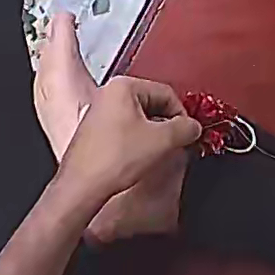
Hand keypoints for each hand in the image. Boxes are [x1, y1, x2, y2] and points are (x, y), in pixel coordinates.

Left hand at [56, 77, 200, 206]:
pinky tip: (138, 158)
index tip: (187, 131)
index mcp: (123, 87)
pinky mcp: (93, 131)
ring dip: (152, 134)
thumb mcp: (162, 140)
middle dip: (166, 125)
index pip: (166, 93)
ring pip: (138, 118)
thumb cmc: (114, 160)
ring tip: (156, 153)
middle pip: (152, 104)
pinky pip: (124, 129)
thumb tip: (193, 127)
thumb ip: (185, 128)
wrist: (81, 188)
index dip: (181, 114)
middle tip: (175, 143)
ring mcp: (98, 112)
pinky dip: (136, 140)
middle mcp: (108, 94)